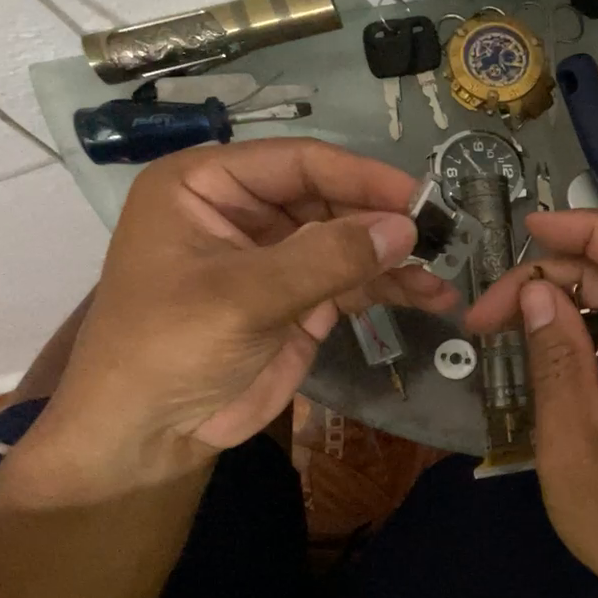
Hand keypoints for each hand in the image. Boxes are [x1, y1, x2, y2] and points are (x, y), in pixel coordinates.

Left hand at [37, 140, 458, 486]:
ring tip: (446, 270)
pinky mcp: (306, 296)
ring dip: (399, 257)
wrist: (152, 433)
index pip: (298, 163)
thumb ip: (326, 259)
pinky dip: (395, 287)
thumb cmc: (168, 349)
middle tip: (445, 234)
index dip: (360, 176)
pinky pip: (359, 280)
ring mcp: (280, 255)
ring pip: (353, 239)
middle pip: (334, 198)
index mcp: (208, 186)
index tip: (418, 196)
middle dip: (386, 219)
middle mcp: (247, 211)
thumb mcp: (243, 298)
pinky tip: (434, 296)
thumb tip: (407, 228)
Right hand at [467, 210, 597, 597]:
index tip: (529, 231)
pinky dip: (580, 338)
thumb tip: (540, 290)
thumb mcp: (573, 446)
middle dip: (553, 276)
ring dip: (562, 307)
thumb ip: (558, 362)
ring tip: (501, 334)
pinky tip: (541, 362)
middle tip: (484, 315)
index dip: (593, 228)